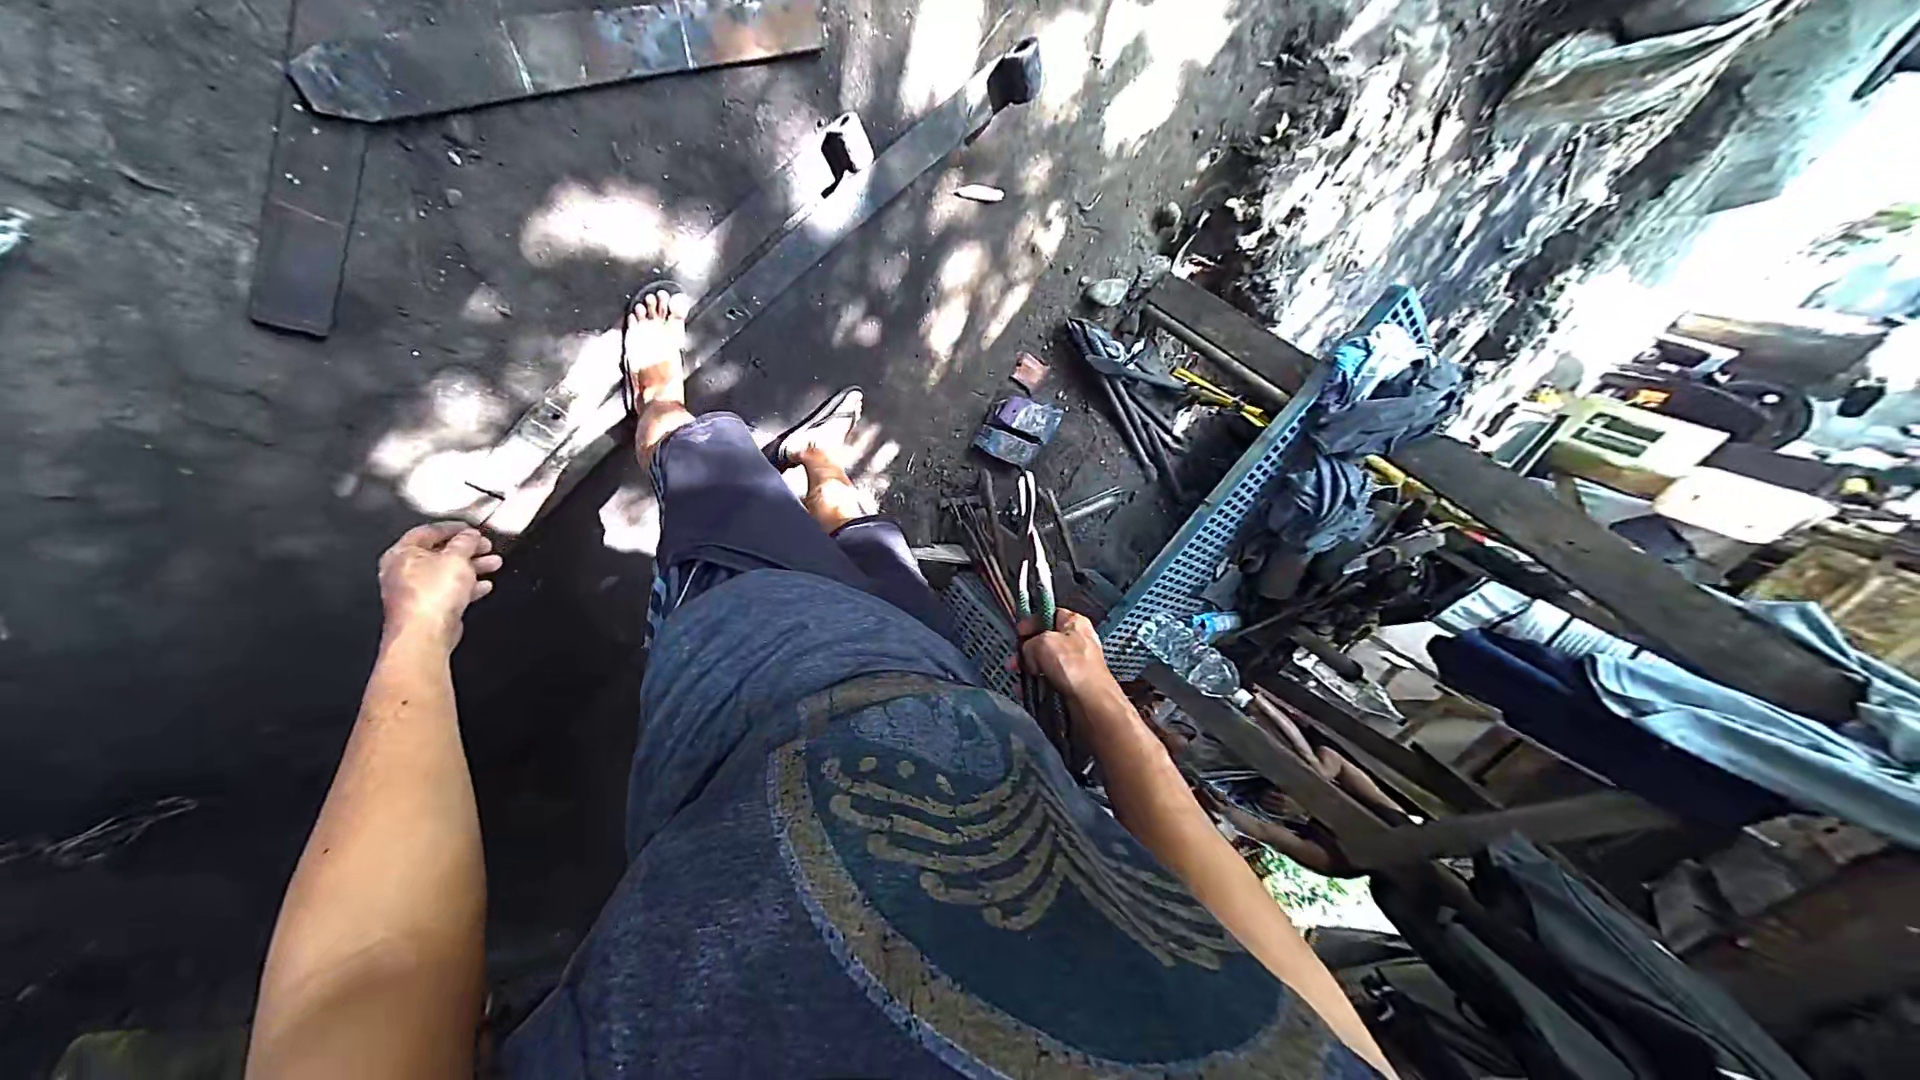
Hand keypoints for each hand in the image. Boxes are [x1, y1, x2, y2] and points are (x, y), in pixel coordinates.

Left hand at [377, 523, 502, 647]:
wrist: (425, 631)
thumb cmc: (430, 596)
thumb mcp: (456, 558)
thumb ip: (465, 543)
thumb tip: (470, 535)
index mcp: (402, 553)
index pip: (428, 531)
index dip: (452, 528)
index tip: (470, 528)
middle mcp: (402, 570)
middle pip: (439, 553)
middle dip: (467, 549)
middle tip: (484, 546)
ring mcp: (414, 590)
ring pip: (447, 572)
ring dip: (471, 567)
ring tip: (492, 563)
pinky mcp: (427, 606)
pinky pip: (449, 590)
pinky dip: (467, 585)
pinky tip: (482, 585)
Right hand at [1019, 609, 1122, 702]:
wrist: (1091, 703)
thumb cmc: (1074, 667)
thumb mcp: (1042, 643)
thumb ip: (1029, 642)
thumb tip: (1027, 653)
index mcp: (1075, 623)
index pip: (1050, 613)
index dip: (1032, 621)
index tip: (1019, 631)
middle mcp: (1078, 642)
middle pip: (1045, 640)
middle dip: (1027, 650)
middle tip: (1016, 658)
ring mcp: (1076, 664)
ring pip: (1046, 663)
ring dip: (1030, 669)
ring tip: (1019, 676)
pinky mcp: (1073, 685)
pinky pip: (1049, 681)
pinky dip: (1037, 685)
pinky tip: (1026, 690)